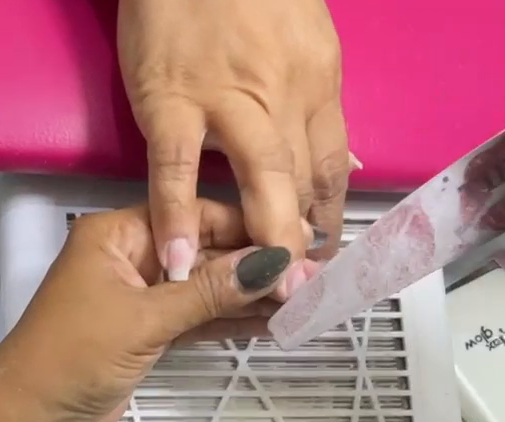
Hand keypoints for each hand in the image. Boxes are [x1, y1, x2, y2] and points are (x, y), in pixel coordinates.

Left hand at [0, 202, 293, 421]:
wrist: (28, 418)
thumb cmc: (72, 357)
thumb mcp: (144, 320)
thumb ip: (209, 292)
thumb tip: (276, 264)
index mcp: (118, 234)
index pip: (197, 218)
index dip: (251, 232)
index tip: (303, 246)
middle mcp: (130, 257)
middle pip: (204, 253)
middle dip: (255, 269)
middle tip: (315, 279)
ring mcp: (137, 298)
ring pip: (202, 290)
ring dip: (247, 299)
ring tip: (305, 302)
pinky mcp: (143, 335)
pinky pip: (193, 320)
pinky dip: (226, 323)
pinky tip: (270, 323)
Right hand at [118, 0, 346, 296]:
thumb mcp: (295, 36)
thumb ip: (303, 99)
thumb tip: (319, 160)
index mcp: (315, 79)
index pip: (331, 167)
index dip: (328, 223)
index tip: (322, 266)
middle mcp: (285, 94)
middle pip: (301, 184)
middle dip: (304, 248)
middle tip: (299, 302)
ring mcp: (227, 100)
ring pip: (258, 182)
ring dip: (261, 244)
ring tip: (259, 297)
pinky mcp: (172, 103)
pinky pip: (176, 170)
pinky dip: (178, 218)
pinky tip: (179, 263)